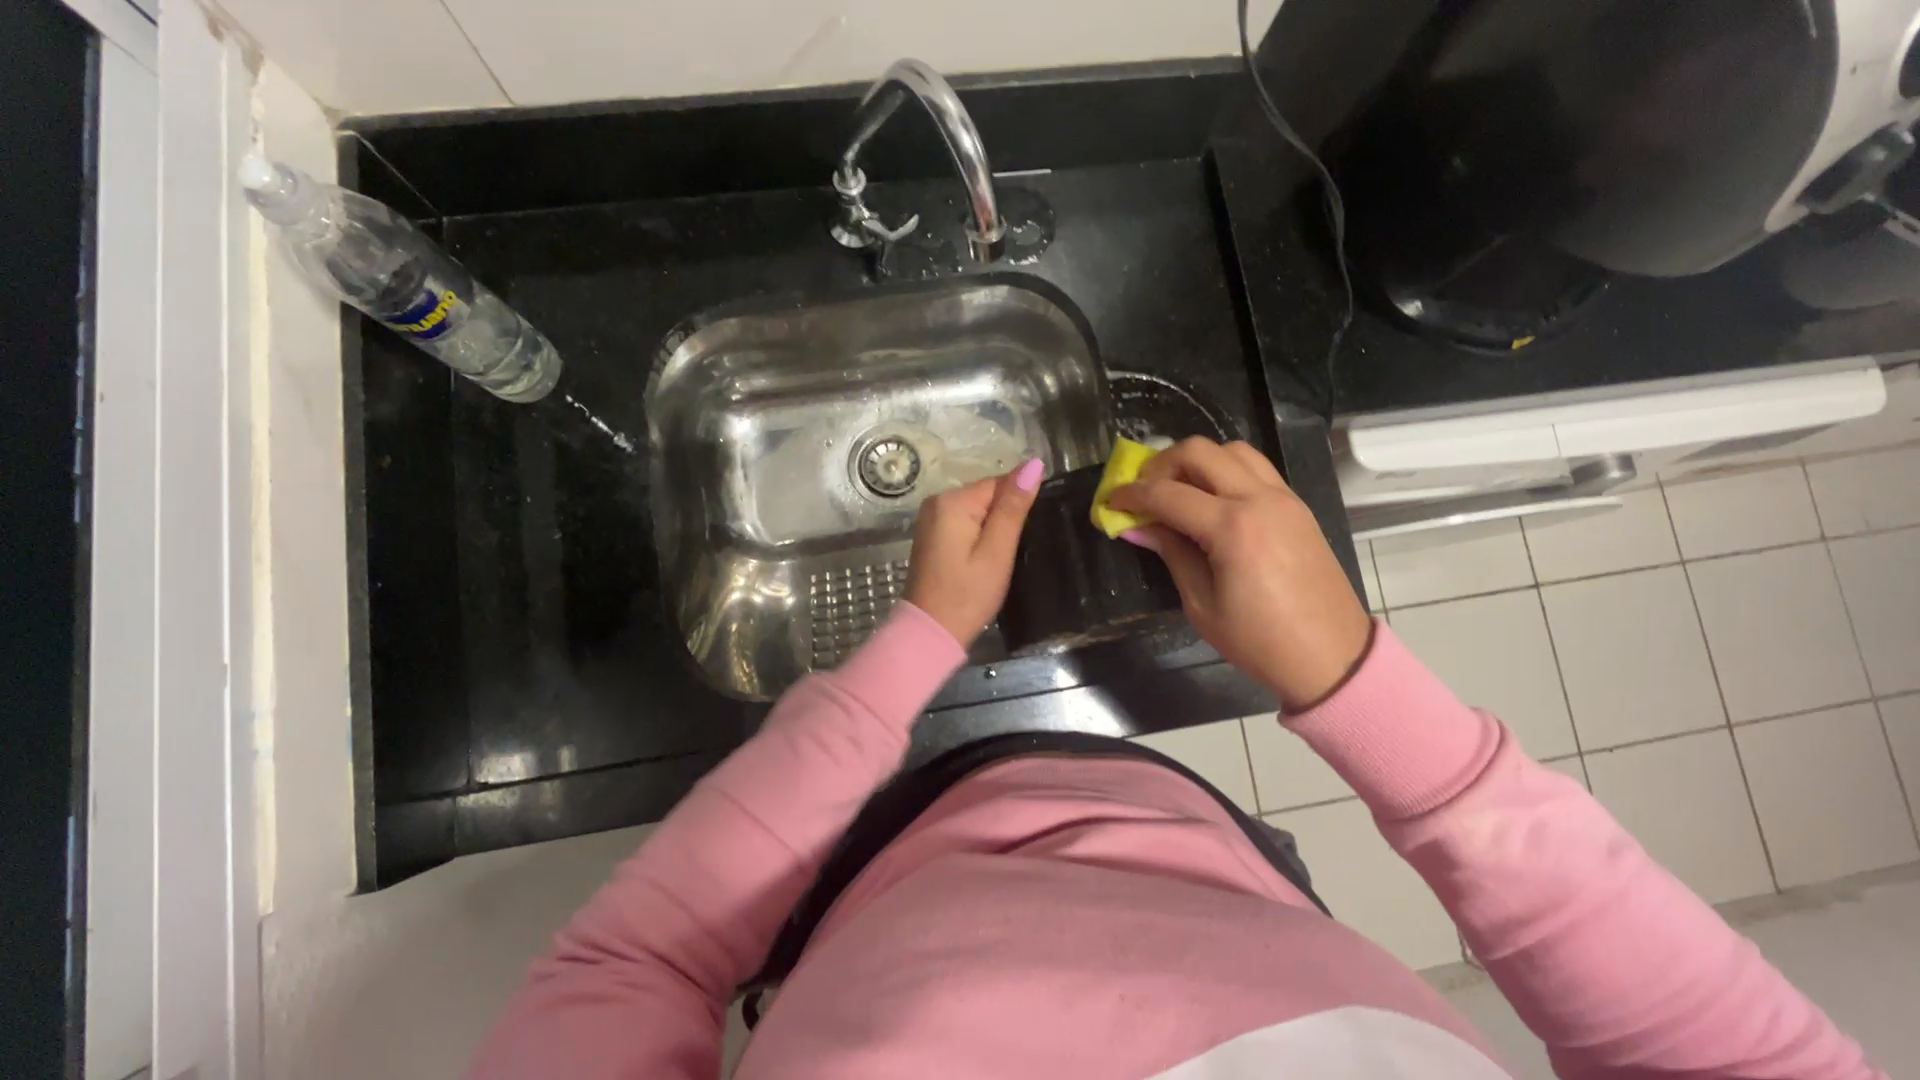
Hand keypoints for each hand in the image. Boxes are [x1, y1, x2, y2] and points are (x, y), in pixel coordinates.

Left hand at [904, 458, 1044, 647]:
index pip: (1000, 484)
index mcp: (953, 500)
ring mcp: (930, 519)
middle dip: (1004, 519)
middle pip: (987, 496)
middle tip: (1009, 554)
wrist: (930, 632)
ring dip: (992, 531)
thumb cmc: (967, 594)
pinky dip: (978, 538)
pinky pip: (964, 524)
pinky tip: (981, 562)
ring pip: (978, 511)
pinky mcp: (931, 536)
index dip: (1017, 508)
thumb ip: (1013, 507)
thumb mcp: (997, 551)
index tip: (1022, 537)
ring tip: (998, 560)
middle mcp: (937, 501)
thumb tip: (1033, 465)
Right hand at [1108, 438, 1371, 710]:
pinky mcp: (1296, 505)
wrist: (1331, 657)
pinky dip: (1225, 470)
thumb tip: (1136, 528)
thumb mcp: (1201, 605)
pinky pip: (1255, 467)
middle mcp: (1260, 499)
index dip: (1131, 496)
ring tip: (1178, 491)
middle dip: (1161, 465)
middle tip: (1143, 492)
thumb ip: (1171, 554)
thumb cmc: (1260, 642)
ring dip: (1197, 461)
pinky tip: (1211, 500)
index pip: (1168, 494)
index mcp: (1233, 528)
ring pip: (1231, 450)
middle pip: (1199, 452)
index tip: (1110, 503)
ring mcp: (1283, 498)